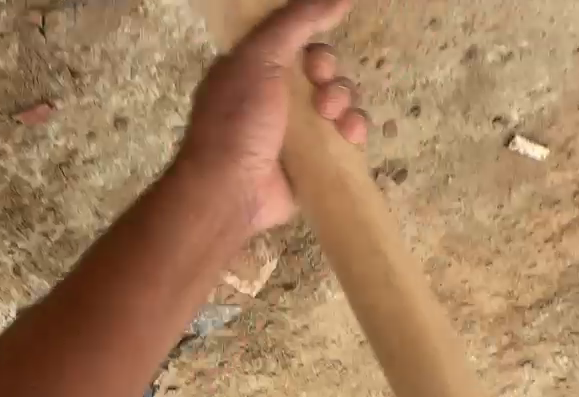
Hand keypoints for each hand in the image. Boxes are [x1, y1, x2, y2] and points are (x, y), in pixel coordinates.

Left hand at [175, 0, 369, 234]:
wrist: (227, 193)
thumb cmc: (234, 123)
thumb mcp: (257, 58)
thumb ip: (295, 21)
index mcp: (247, 76)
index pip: (292, 46)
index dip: (311, 45)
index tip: (313, 58)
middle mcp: (266, 103)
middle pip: (318, 73)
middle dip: (329, 76)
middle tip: (320, 93)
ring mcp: (287, 136)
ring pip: (334, 103)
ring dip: (342, 102)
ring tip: (331, 117)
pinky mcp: (305, 164)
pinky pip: (340, 138)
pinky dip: (351, 131)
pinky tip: (350, 135)